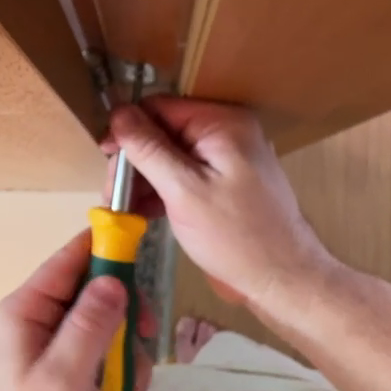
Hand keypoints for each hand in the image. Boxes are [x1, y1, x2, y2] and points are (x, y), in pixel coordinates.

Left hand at [0, 231, 152, 390]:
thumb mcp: (65, 378)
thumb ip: (89, 325)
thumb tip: (113, 278)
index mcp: (27, 310)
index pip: (68, 259)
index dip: (103, 246)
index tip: (141, 242)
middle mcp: (43, 320)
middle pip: (102, 296)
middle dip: (127, 331)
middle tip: (142, 352)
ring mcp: (61, 347)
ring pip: (115, 334)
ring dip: (129, 373)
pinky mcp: (77, 373)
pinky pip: (115, 366)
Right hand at [103, 98, 338, 310]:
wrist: (283, 283)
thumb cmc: (236, 237)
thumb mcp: (183, 190)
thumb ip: (148, 148)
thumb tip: (118, 112)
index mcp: (221, 123)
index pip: (160, 107)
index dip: (128, 129)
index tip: (106, 158)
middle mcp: (226, 131)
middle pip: (162, 131)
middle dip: (135, 160)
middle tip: (115, 194)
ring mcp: (227, 156)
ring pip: (169, 154)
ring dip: (144, 178)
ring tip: (127, 208)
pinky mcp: (225, 180)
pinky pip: (184, 172)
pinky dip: (162, 189)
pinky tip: (146, 211)